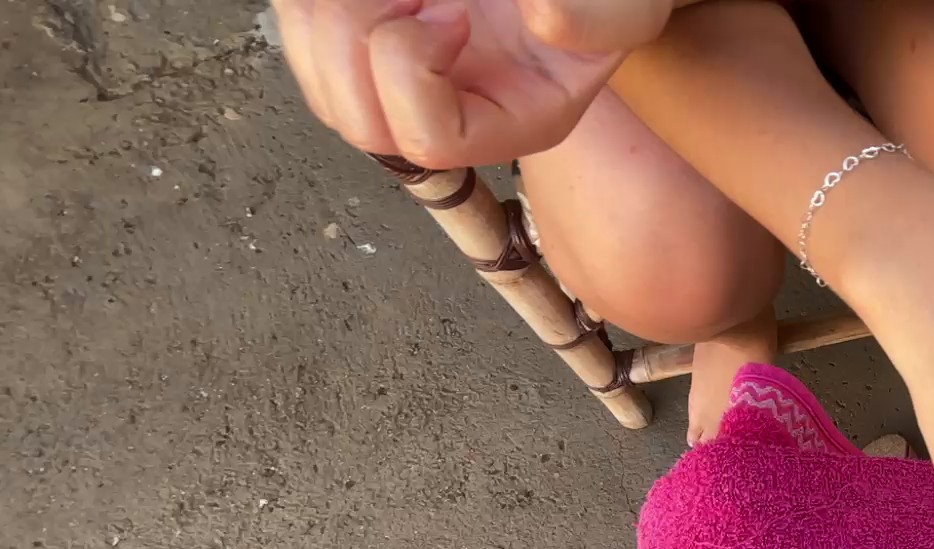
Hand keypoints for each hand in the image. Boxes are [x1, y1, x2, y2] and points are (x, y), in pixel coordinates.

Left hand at [272, 0, 625, 167]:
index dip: (414, 65)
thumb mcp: (621, 6)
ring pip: (320, 83)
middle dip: (356, 36)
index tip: (455, 13)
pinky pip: (302, 34)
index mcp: (520, 123)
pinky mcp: (377, 46)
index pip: (431, 141)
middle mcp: (464, 117)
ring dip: (327, 11)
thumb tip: (545, 19)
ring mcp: (415, 86)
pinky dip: (311, 4)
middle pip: (362, 123)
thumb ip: (600, 17)